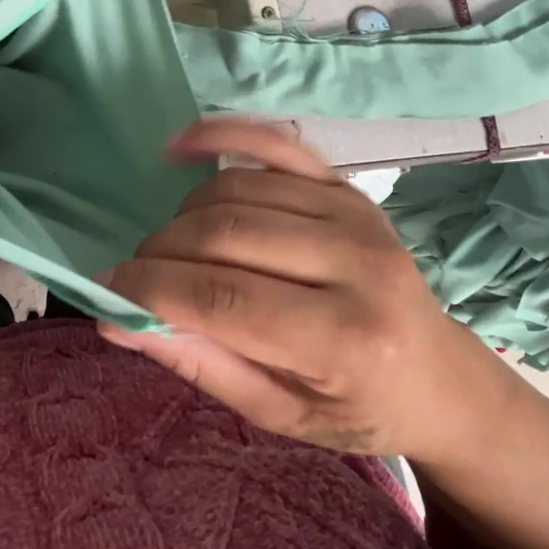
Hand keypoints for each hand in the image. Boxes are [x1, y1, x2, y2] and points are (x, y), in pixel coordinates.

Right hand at [102, 118, 516, 460]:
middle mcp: (358, 264)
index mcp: (347, 339)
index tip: (108, 291)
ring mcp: (355, 214)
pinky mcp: (347, 186)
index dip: (149, 289)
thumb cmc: (356, 407)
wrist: (440, 378)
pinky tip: (178, 148)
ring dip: (181, 216)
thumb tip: (115, 323)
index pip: (222, 298)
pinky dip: (219, 135)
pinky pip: (272, 142)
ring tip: (171, 249)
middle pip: (223, 234)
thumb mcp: (277, 412)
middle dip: (158, 253)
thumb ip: (198, 363)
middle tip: (136, 275)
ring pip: (234, 190)